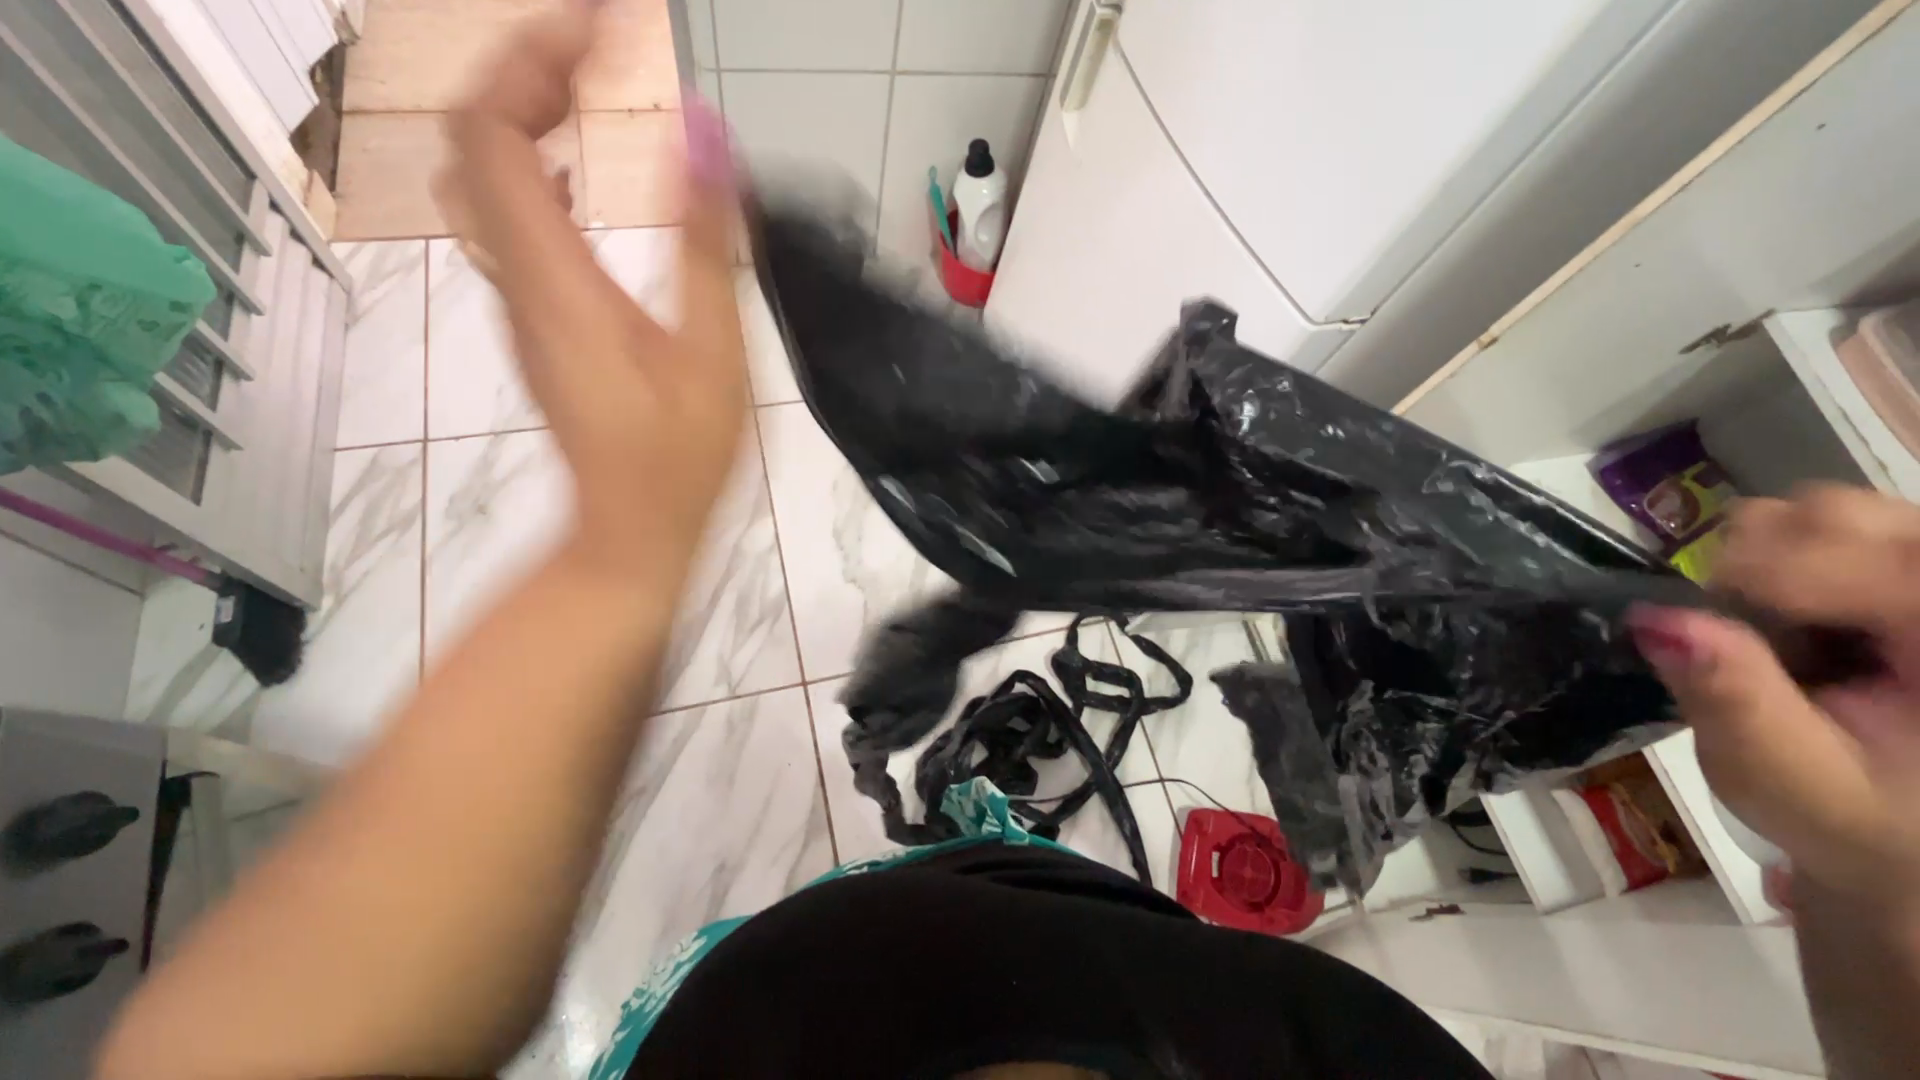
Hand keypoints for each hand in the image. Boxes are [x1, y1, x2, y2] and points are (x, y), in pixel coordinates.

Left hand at [438, 1, 747, 577]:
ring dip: (525, 112)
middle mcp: (515, 278)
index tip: (600, 25)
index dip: (530, 59)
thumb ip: (706, 244)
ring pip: (481, 177)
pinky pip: (508, 217)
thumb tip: (705, 131)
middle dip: (524, 70)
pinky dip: (536, 165)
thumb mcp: (712, 353)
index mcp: (554, 278)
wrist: (629, 535)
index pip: (495, 132)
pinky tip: (584, 165)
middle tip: (595, 39)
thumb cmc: (680, 458)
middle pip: (474, 141)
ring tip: (589, 82)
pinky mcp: (534, 320)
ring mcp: (517, 301)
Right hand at [1628, 486, 1919, 910]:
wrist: (1910, 834)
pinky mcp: (1903, 569)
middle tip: (1752, 643)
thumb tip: (1655, 619)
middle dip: (1765, 566)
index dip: (1769, 579)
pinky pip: (1836, 523)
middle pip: (1843, 515)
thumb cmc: (1860, 820)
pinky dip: (1788, 559)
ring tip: (1777, 635)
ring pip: (1834, 508)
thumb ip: (1733, 701)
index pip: (1868, 559)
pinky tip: (1799, 621)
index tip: (1717, 633)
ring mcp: (1919, 572)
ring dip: (1771, 561)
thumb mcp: (1788, 780)